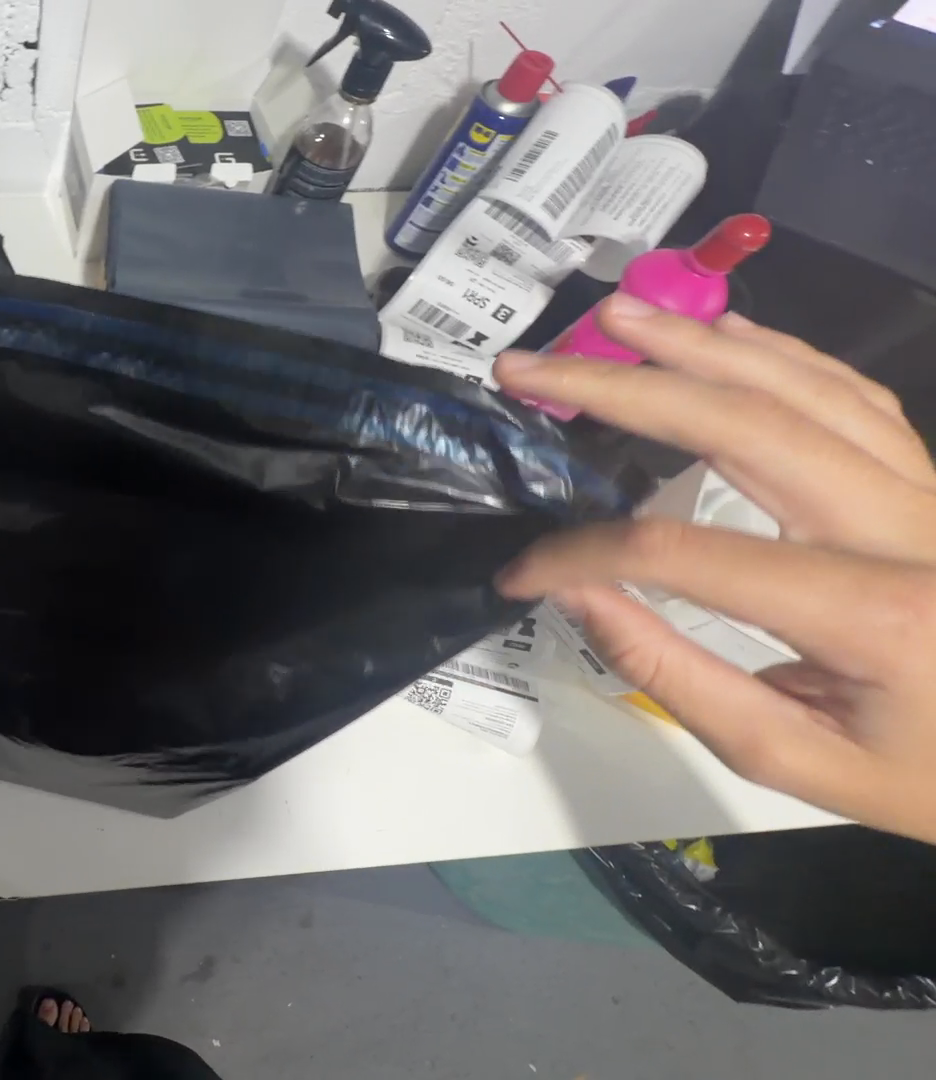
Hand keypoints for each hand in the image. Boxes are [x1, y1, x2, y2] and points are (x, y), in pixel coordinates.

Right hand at [493, 294, 935, 843]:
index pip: (674, 553)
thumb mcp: (794, 759)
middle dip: (620, 388)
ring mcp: (935, 494)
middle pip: (745, 428)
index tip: (516, 575)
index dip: (573, 555)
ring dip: (697, 346)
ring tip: (612, 318)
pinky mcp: (934, 485)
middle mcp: (911, 528)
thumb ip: (669, 670)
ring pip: (807, 390)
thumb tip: (570, 589)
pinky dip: (781, 355)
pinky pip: (855, 398)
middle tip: (528, 367)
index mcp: (873, 612)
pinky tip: (722, 336)